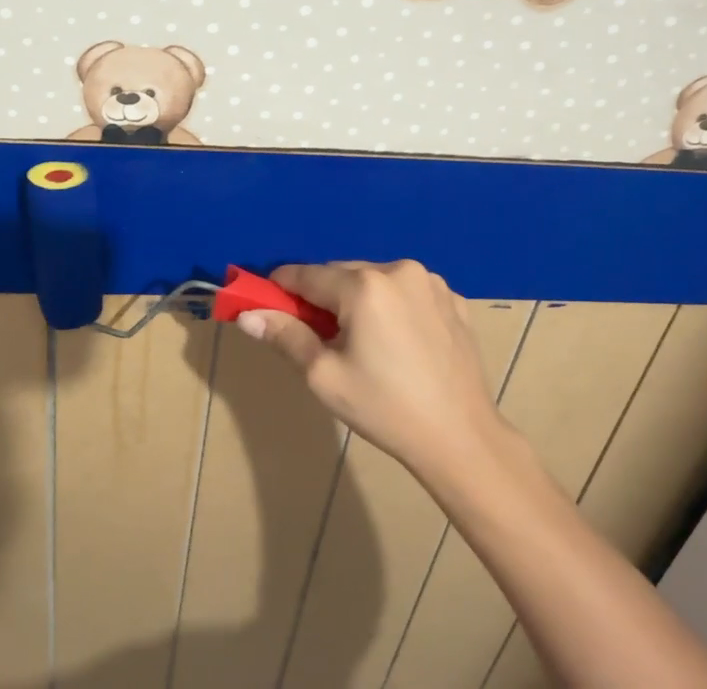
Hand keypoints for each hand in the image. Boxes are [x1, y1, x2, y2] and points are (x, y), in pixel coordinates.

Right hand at [236, 260, 504, 474]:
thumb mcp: (323, 375)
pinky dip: (393, 307)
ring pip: (376, 280)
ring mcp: (433, 284)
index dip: (280, 288)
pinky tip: (397, 343)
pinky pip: (408, 293)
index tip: (266, 305)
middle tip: (314, 334)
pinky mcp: (455, 301)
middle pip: (343, 274)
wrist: (460, 436)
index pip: (306, 274)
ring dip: (358, 299)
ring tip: (359, 341)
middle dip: (322, 296)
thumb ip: (285, 336)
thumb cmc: (384, 408)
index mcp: (364, 285)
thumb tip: (247, 315)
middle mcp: (399, 270)